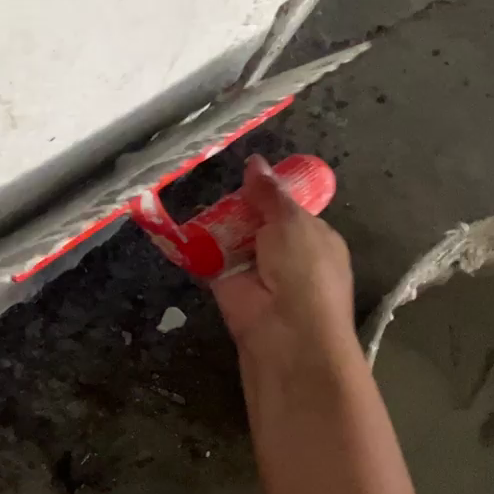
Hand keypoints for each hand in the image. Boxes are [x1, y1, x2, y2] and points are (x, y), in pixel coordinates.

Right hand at [210, 156, 358, 375]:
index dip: (270, 191)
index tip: (247, 172)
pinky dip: (194, 243)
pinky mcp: (225, 281)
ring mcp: (254, 267)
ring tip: (194, 192)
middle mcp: (286, 252)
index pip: (290, 208)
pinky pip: (208, 255)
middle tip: (215, 179)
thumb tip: (255, 161)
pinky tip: (180, 222)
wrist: (286, 332)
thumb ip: (269, 192)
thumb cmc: (303, 270)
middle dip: (239, 203)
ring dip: (216, 219)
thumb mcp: (291, 221)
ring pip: (231, 234)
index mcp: (314, 237)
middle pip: (256, 218)